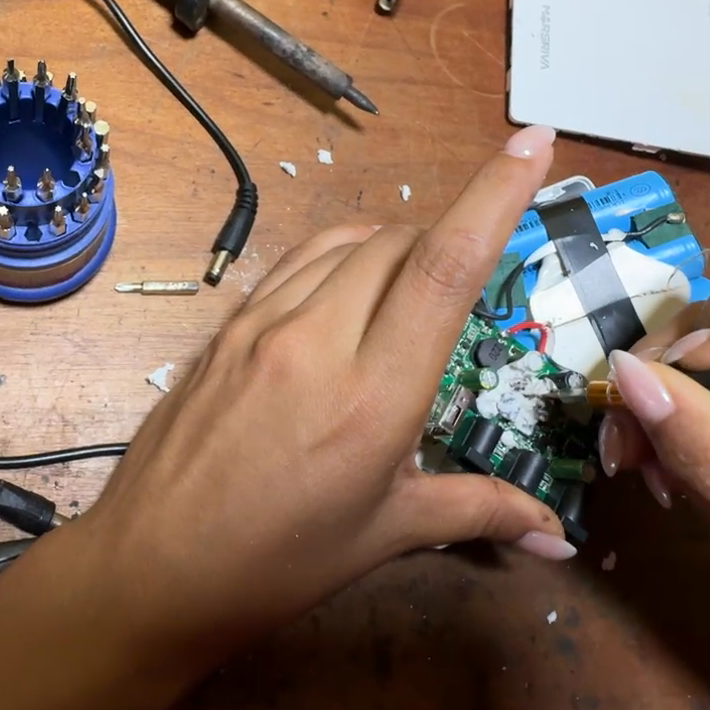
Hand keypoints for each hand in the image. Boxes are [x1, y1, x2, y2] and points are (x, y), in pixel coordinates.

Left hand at [81, 123, 571, 655]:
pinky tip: (340, 294)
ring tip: (409, 278)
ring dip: (387, 244)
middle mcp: (315, 340)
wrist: (151, 565)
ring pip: (340, 245)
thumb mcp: (383, 535)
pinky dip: (334, 260)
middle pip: (395, 244)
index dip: (493, 196)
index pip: (444, 269)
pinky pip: (292, 267)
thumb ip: (477, 511)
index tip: (528, 143)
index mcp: (371, 395)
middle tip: (468, 272)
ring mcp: (259, 326)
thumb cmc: (275, 562)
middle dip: (443, 237)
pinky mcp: (225, 328)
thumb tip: (557, 537)